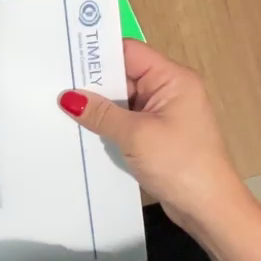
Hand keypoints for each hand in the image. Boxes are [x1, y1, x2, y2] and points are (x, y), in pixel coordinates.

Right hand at [58, 40, 252, 235]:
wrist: (207, 208)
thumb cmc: (178, 164)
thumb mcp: (136, 135)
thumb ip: (101, 114)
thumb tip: (68, 97)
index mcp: (173, 79)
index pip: (130, 53)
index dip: (98, 53)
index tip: (64, 55)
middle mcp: (169, 91)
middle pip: (124, 75)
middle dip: (92, 81)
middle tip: (53, 81)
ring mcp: (163, 114)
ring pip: (122, 100)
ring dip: (97, 105)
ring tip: (58, 104)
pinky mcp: (156, 136)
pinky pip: (126, 121)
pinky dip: (106, 124)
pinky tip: (80, 128)